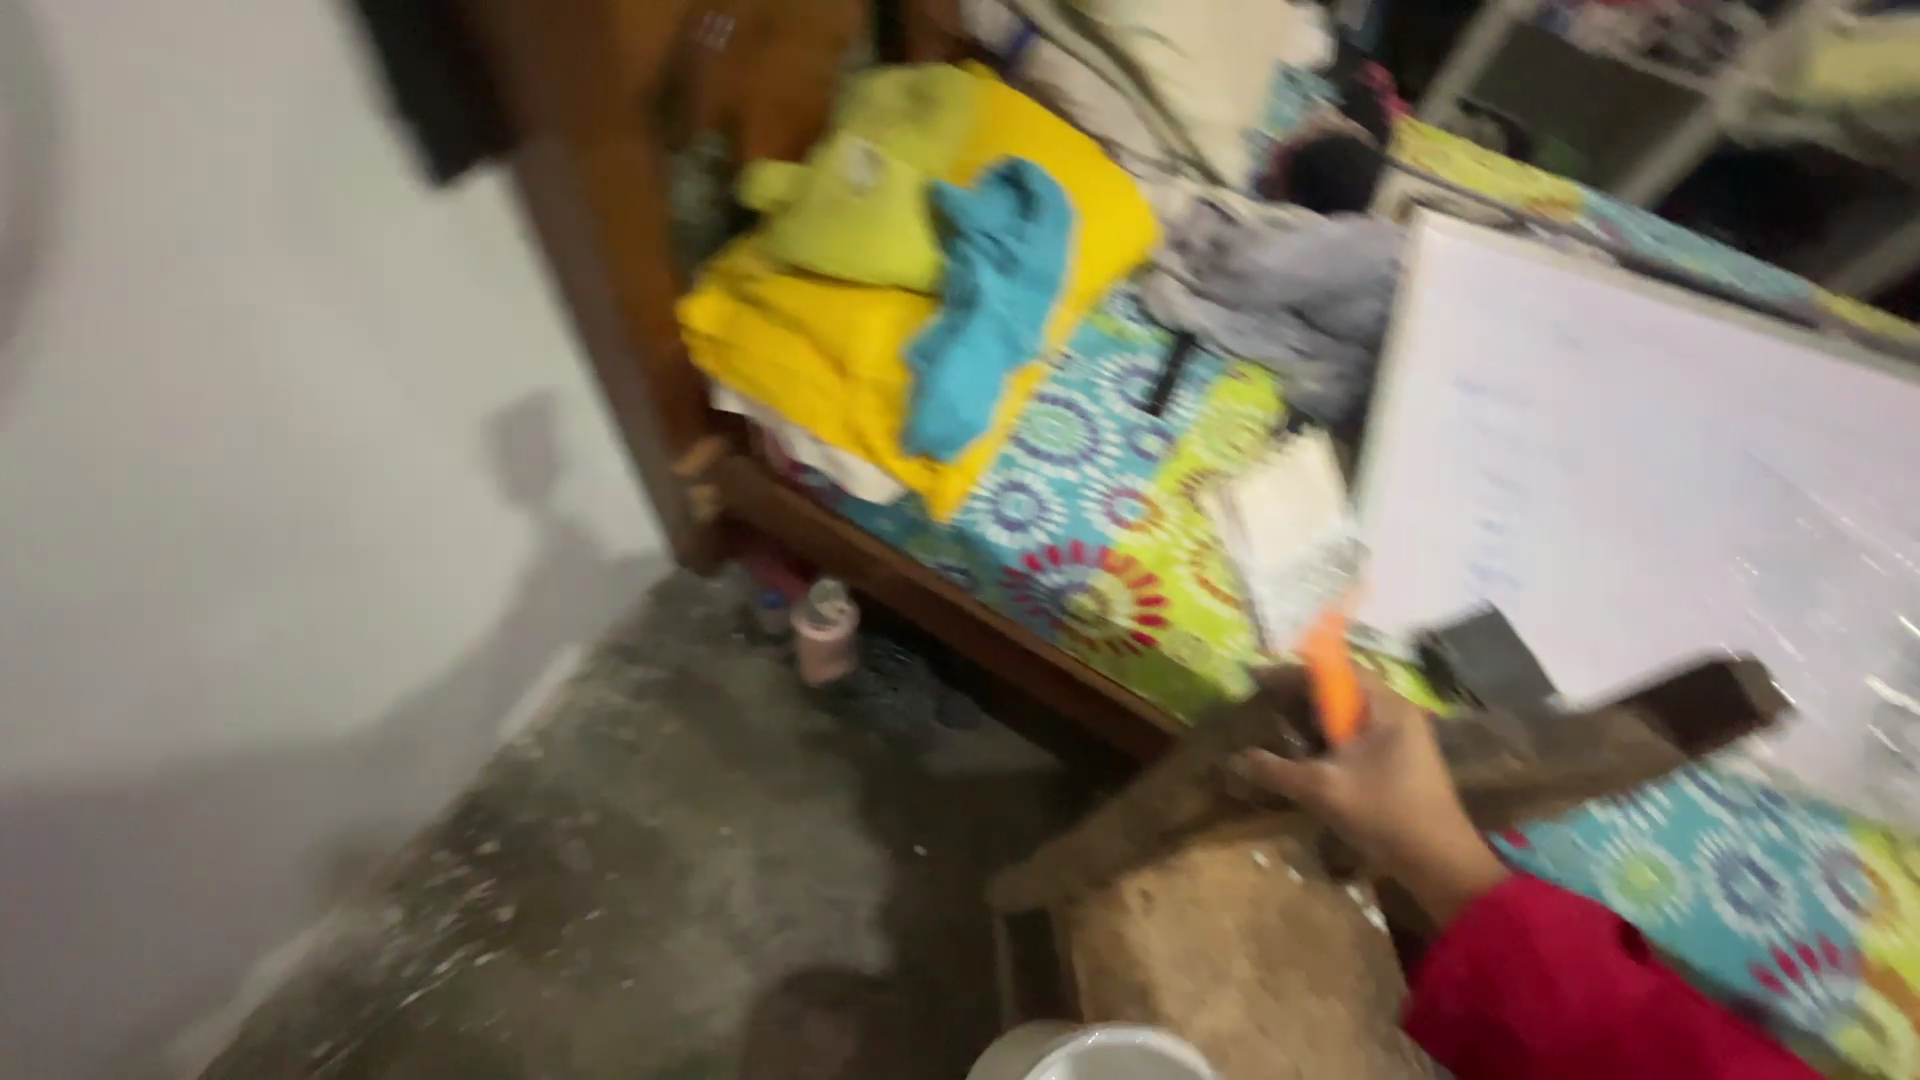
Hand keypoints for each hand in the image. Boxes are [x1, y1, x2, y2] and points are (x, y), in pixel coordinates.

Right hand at [1232, 673, 1509, 924]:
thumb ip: (1275, 770)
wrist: (1443, 865)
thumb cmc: (1386, 814)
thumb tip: (1234, 759)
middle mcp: (1396, 712)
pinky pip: (1355, 730)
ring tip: (1277, 724)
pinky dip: (1327, 733)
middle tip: (1263, 701)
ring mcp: (1401, 736)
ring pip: (1347, 710)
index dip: (1293, 670)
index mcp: (1386, 706)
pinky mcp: (1399, 758)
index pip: (1334, 668)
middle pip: (1340, 686)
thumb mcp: (1322, 790)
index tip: (1258, 680)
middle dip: (1299, 691)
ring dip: (1312, 714)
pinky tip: (1306, 751)